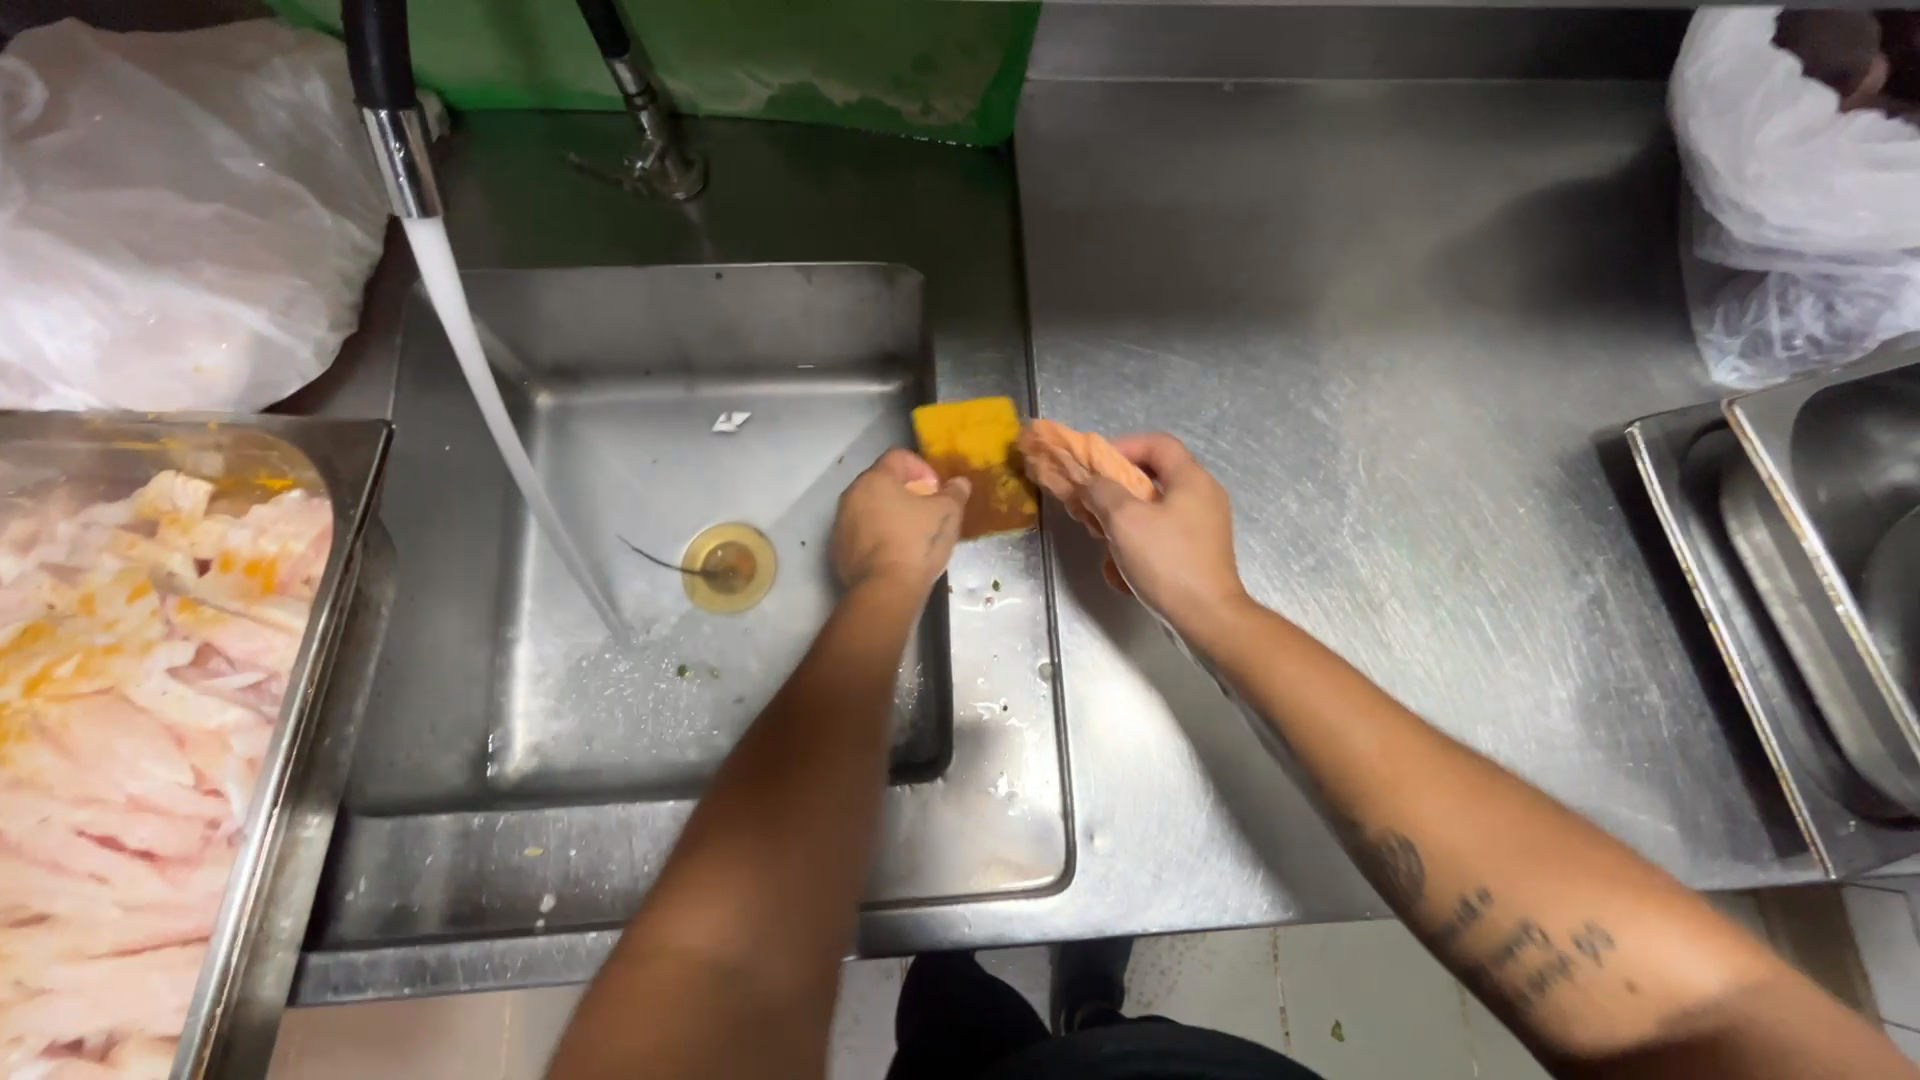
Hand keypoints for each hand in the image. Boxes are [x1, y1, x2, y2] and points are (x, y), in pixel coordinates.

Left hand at [832, 449, 970, 591]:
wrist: (884, 590)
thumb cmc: (916, 543)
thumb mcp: (947, 514)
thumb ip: (954, 493)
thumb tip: (959, 483)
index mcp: (875, 479)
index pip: (898, 457)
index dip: (922, 468)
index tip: (936, 489)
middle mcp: (852, 495)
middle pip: (882, 482)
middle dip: (906, 491)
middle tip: (927, 510)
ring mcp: (841, 523)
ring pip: (869, 508)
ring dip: (890, 514)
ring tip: (912, 533)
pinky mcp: (838, 549)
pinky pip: (861, 532)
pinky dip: (878, 535)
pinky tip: (895, 553)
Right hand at [1082, 434, 1249, 634]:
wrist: (1206, 616)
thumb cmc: (1166, 561)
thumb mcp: (1124, 520)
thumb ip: (1102, 492)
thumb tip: (1091, 484)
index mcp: (1192, 479)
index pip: (1157, 443)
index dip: (1123, 446)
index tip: (1094, 466)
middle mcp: (1203, 496)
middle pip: (1154, 477)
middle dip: (1117, 491)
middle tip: (1092, 505)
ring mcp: (1203, 526)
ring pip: (1154, 511)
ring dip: (1124, 523)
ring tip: (1103, 540)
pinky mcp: (1199, 553)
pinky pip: (1162, 537)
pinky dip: (1139, 545)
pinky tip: (1122, 570)